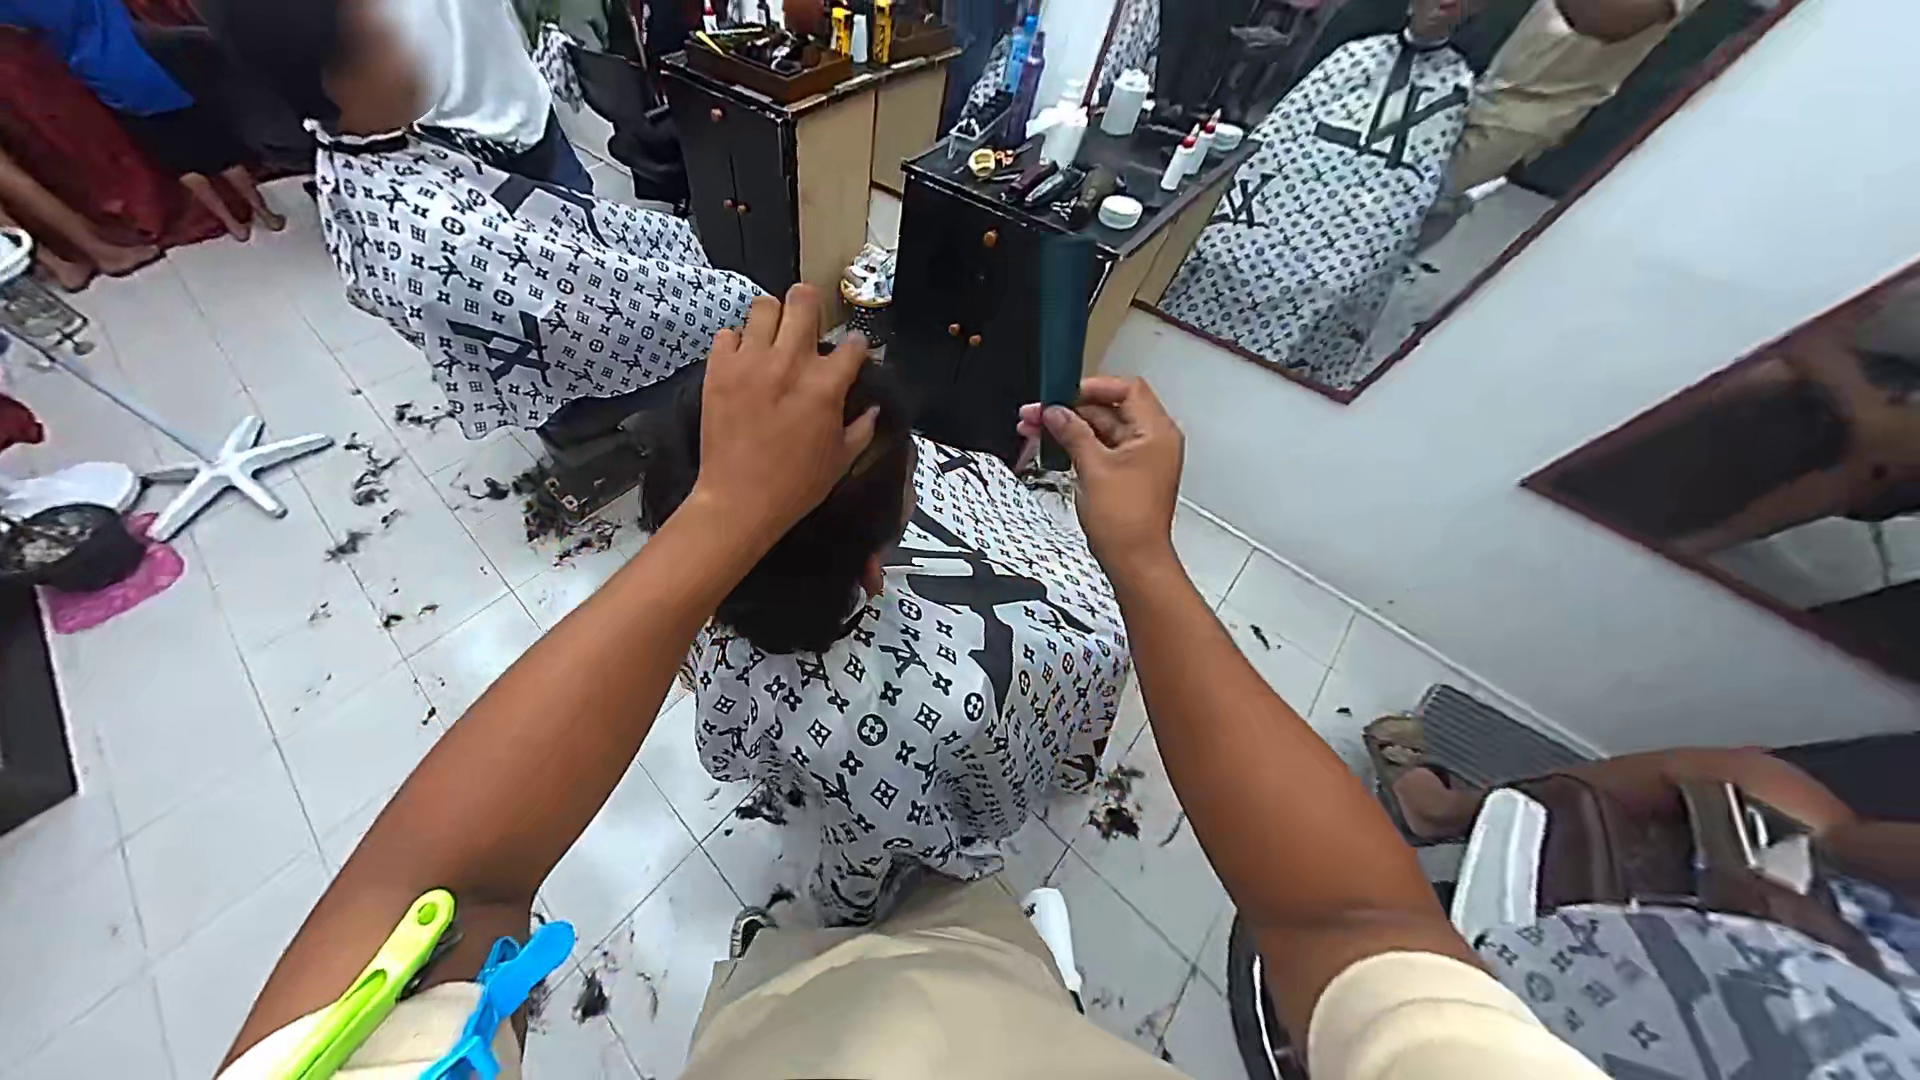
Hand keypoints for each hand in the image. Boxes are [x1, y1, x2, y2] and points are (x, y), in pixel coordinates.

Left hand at [690, 285, 876, 545]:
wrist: (741, 499)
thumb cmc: (796, 485)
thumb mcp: (842, 459)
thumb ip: (862, 428)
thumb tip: (873, 410)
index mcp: (826, 385)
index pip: (853, 345)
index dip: (858, 347)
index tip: (854, 354)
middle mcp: (789, 363)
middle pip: (803, 302)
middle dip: (811, 305)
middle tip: (809, 321)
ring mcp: (750, 362)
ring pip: (763, 307)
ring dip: (773, 317)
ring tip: (774, 337)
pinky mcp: (718, 370)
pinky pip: (727, 334)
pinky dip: (738, 342)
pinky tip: (745, 361)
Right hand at [1018, 375, 1183, 570]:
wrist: (1133, 561)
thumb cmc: (1127, 522)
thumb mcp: (1093, 468)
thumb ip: (1073, 433)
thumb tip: (1055, 412)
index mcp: (1156, 432)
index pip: (1126, 389)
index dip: (1092, 387)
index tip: (1063, 392)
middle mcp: (1152, 441)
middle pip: (1109, 409)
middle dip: (1071, 410)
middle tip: (1038, 412)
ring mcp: (1139, 458)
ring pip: (1101, 430)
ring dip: (1069, 428)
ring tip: (1036, 428)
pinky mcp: (1125, 474)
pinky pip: (1100, 449)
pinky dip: (1077, 445)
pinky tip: (1052, 446)